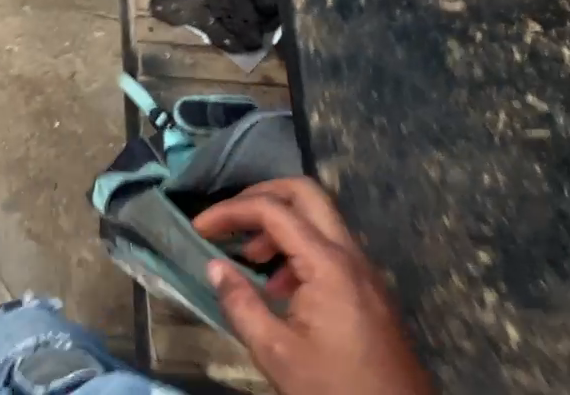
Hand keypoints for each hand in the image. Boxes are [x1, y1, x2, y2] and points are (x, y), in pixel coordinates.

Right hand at [194, 178, 432, 394]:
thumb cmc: (336, 390)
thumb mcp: (276, 353)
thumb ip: (240, 303)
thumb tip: (215, 266)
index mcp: (328, 265)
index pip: (272, 210)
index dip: (230, 211)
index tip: (200, 228)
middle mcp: (351, 256)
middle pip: (304, 194)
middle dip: (260, 196)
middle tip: (230, 220)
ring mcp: (365, 273)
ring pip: (319, 219)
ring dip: (279, 224)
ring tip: (250, 258)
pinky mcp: (370, 291)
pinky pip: (330, 247)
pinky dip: (298, 247)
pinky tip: (281, 288)